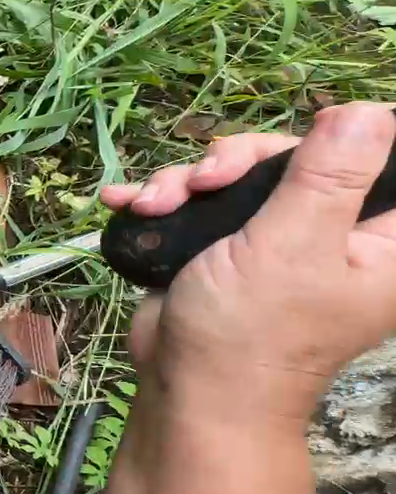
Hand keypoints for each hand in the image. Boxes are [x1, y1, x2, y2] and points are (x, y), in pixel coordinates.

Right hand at [99, 102, 395, 425]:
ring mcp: (268, 238)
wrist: (190, 382)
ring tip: (148, 205)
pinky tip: (124, 203)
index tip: (272, 156)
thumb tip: (365, 110)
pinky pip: (190, 206)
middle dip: (228, 163)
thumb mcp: (292, 246)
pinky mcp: (216, 248)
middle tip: (198, 183)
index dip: (328, 139)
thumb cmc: (253, 325)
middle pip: (287, 160)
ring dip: (178, 183)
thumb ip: (328, 178)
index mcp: (381, 233)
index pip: (375, 158)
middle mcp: (329, 228)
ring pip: (228, 179)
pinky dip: (154, 200)